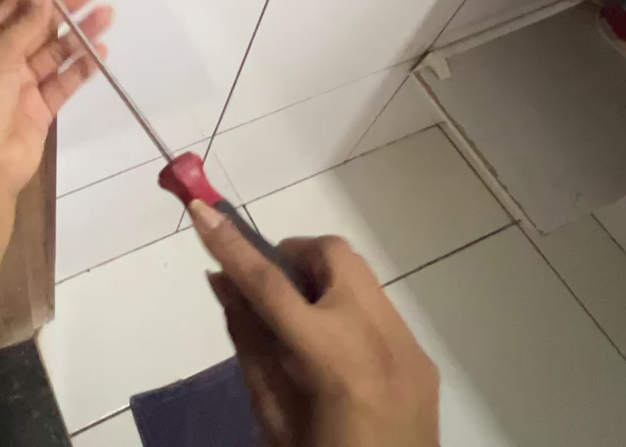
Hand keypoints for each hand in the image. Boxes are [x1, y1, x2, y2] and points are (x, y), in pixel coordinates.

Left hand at [0, 0, 111, 197]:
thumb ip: (25, 23)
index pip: (14, 8)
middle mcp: (2, 62)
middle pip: (38, 27)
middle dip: (66, 7)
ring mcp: (23, 87)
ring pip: (56, 53)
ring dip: (79, 34)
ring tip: (107, 13)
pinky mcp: (41, 110)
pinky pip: (64, 82)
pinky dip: (82, 67)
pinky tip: (100, 50)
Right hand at [189, 202, 438, 446]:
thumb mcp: (271, 416)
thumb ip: (248, 339)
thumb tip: (221, 278)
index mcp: (331, 361)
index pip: (269, 284)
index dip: (231, 245)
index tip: (201, 208)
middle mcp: (378, 339)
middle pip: (330, 255)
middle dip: (294, 258)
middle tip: (275, 295)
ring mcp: (408, 346)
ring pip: (358, 274)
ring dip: (322, 282)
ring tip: (306, 327)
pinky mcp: (424, 357)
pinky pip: (378, 306)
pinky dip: (348, 310)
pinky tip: (339, 354)